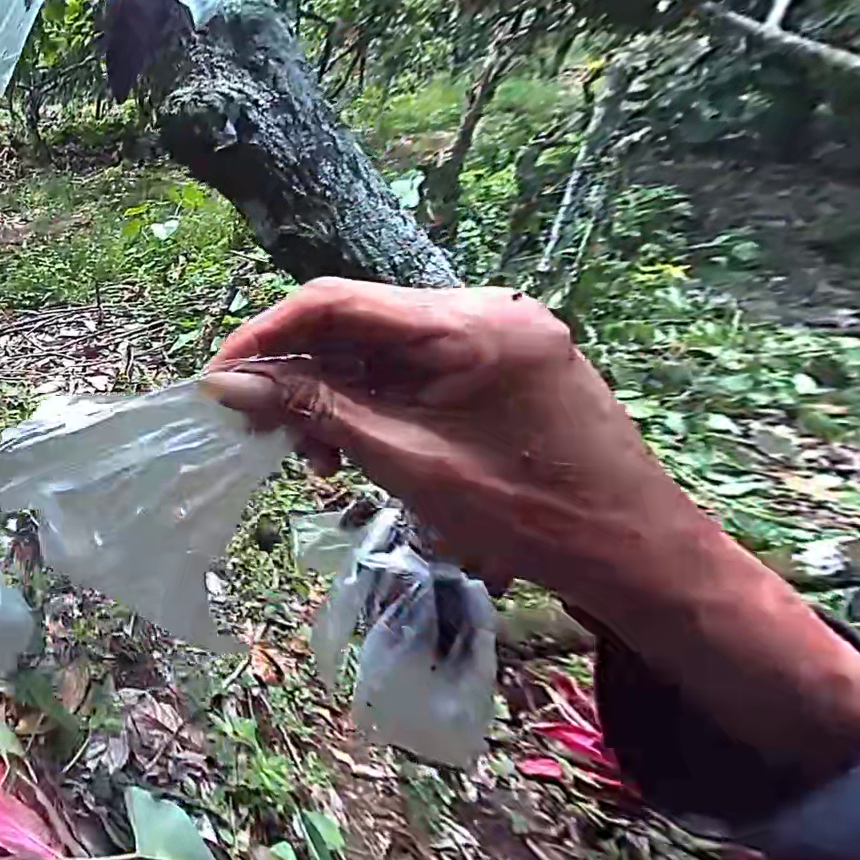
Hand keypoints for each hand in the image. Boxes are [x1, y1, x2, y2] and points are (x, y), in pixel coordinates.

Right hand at [202, 279, 859, 773]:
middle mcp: (474, 310)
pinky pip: (400, 370)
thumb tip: (229, 383)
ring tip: (309, 454)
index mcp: (465, 323)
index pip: (333, 302)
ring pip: (368, 350)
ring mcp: (483, 334)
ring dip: (325, 396)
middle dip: (292, 373)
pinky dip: (361, 404)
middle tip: (253, 422)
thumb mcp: (403, 459)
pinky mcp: (484, 361)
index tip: (220, 375)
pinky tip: (346, 447)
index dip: (264, 334)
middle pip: (348, 323)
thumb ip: (312, 409)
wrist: (639, 556)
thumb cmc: (527, 515)